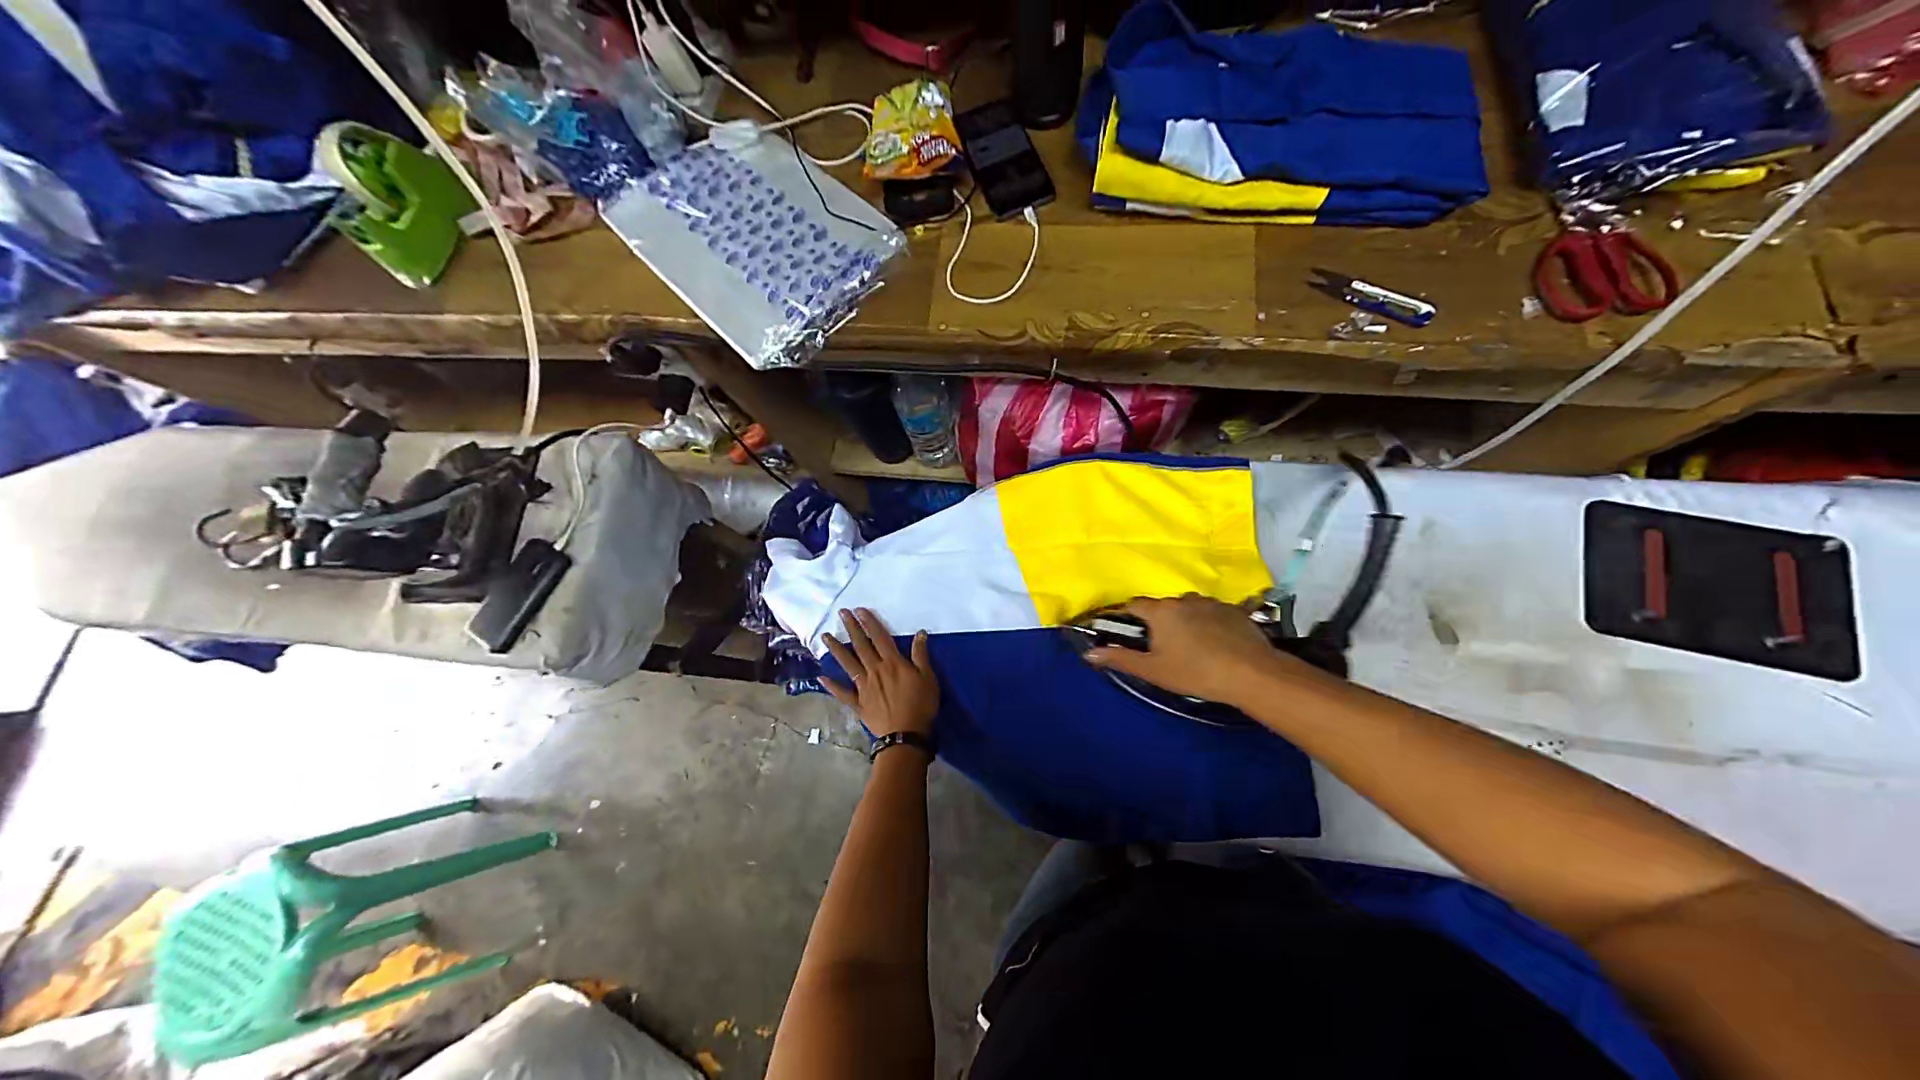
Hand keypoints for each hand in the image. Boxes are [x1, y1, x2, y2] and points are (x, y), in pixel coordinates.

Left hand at [821, 608, 937, 737]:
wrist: (905, 735)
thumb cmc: (921, 705)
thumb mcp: (928, 678)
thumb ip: (921, 655)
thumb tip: (919, 633)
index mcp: (892, 663)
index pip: (879, 637)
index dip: (869, 622)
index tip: (859, 610)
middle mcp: (874, 671)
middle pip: (861, 646)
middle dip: (851, 628)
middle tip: (841, 613)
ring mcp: (863, 687)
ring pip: (848, 664)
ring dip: (836, 649)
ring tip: (825, 636)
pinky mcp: (858, 704)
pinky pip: (843, 693)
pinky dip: (832, 685)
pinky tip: (821, 676)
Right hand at [1087, 594, 1312, 709]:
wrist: (1250, 673)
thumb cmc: (1195, 672)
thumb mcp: (1153, 670)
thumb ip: (1120, 658)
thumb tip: (1089, 652)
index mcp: (1161, 612)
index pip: (1135, 605)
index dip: (1129, 616)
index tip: (1129, 632)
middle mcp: (1184, 600)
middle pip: (1163, 607)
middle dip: (1160, 622)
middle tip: (1164, 648)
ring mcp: (1211, 603)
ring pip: (1189, 608)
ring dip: (1185, 620)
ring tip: (1192, 646)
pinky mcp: (1234, 611)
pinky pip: (1213, 613)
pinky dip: (1209, 624)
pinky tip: (1216, 644)